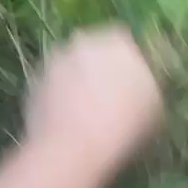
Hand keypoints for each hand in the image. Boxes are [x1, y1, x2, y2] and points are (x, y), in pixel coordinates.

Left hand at [24, 25, 164, 173]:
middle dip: (98, 66)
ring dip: (74, 79)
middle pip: (92, 49)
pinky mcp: (32, 80)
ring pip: (68, 65)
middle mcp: (81, 41)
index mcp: (117, 40)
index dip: (128, 61)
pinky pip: (49, 83)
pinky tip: (64, 117)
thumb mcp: (155, 104)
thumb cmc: (124, 126)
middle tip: (107, 95)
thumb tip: (141, 80)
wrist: (73, 147)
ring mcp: (53, 60)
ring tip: (84, 110)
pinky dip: (55, 94)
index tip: (130, 82)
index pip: (124, 41)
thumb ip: (148, 81)